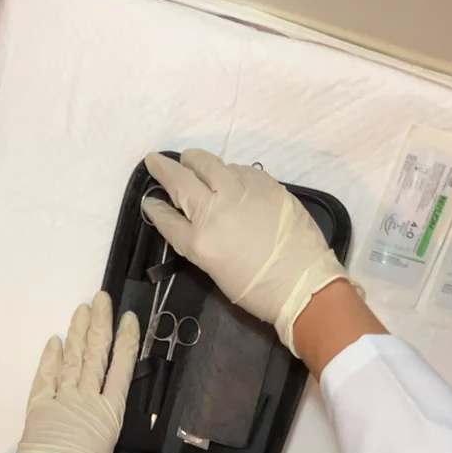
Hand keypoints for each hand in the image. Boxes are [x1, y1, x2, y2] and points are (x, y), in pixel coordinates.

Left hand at [0, 292, 150, 452]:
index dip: (127, 342)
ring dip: (78, 332)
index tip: (129, 318)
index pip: (121, 369)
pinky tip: (55, 340)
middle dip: (100, 324)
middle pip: (95, 355)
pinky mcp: (39, 405)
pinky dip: (50, 358)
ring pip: (72, 359)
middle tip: (101, 297)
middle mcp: (86, 398)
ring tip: (82, 308)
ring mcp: (61, 398)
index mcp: (109, 412)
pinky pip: (45, 376)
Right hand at [140, 149, 348, 349]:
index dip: (155, 208)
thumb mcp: (216, 272)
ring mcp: (240, 190)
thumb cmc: (257, 291)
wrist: (302, 283)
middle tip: (157, 161)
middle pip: (181, 179)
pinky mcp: (264, 182)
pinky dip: (227, 171)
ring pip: (209, 163)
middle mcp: (214, 209)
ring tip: (194, 164)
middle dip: (165, 168)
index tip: (149, 199)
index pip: (166, 219)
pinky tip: (230, 178)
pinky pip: (238, 168)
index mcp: (200, 242)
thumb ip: (199, 242)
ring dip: (197, 163)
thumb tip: (195, 221)